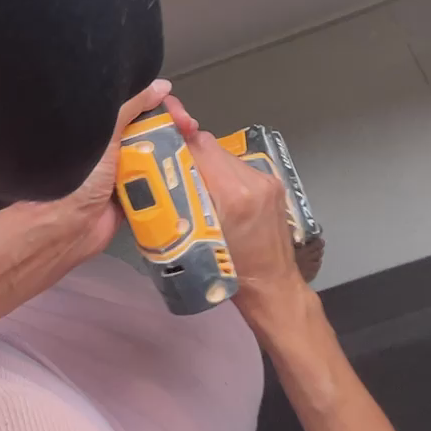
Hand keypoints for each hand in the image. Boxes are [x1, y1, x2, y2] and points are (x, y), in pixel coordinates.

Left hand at [0, 78, 173, 318]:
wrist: (67, 226)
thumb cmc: (79, 175)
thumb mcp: (104, 132)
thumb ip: (129, 107)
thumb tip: (160, 86)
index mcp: (102, 127)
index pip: (138, 109)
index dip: (160, 106)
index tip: (179, 111)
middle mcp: (112, 148)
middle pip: (152, 132)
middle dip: (174, 128)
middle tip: (191, 128)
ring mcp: (123, 174)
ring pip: (158, 158)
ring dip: (177, 154)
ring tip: (197, 148)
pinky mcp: (132, 198)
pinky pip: (157, 185)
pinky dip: (172, 180)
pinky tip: (191, 173)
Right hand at [164, 95, 314, 327]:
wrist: (272, 285)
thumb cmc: (229, 270)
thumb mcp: (194, 235)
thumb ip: (180, 198)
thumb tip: (157, 170)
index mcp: (233, 194)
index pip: (199, 146)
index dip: (177, 144)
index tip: (160, 152)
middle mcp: (253, 180)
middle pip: (210, 145)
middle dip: (189, 154)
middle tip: (173, 170)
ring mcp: (266, 179)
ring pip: (223, 153)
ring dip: (206, 163)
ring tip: (196, 184)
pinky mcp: (273, 182)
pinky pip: (237, 165)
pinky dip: (223, 172)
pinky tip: (218, 191)